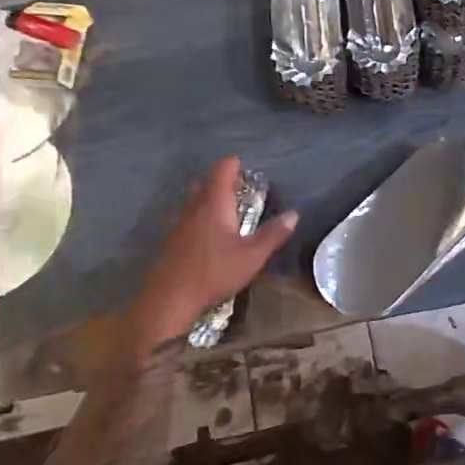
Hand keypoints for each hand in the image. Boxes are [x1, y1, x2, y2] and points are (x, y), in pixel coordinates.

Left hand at [130, 157, 296, 337]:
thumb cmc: (214, 272)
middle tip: (242, 194)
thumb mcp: (252, 256)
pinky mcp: (172, 238)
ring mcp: (180, 222)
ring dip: (211, 199)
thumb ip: (273, 234)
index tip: (250, 173)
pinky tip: (211, 236)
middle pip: (206, 181)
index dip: (236, 165)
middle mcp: (195, 206)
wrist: (170, 298)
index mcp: (215, 203)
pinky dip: (201, 217)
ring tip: (230, 214)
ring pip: (195, 199)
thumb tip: (293, 214)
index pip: (223, 168)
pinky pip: (188, 216)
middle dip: (224, 182)